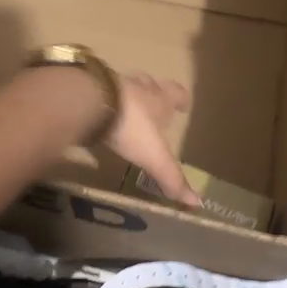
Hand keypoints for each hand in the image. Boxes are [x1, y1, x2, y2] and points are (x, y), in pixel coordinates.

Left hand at [103, 71, 199, 208]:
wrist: (91, 103)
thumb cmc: (132, 126)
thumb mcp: (154, 156)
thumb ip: (171, 177)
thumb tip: (195, 202)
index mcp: (159, 98)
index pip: (176, 93)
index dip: (181, 98)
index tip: (184, 103)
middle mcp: (139, 87)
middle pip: (151, 85)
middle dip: (154, 94)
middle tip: (155, 104)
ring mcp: (113, 84)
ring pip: (126, 86)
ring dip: (129, 96)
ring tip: (127, 108)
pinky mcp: (91, 88)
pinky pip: (102, 93)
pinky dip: (105, 101)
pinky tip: (101, 113)